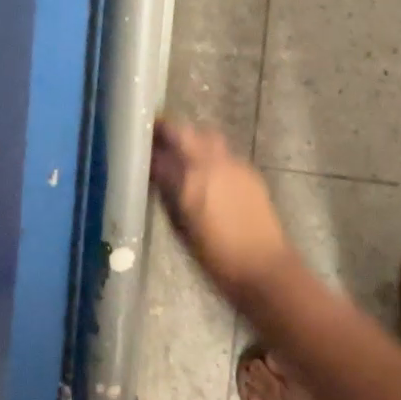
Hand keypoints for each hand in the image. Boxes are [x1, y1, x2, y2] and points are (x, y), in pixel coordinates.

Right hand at [149, 117, 298, 300]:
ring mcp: (234, 165)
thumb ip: (168, 196)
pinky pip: (225, 153)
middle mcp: (211, 165)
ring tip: (182, 152)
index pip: (160, 153)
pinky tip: (208, 173)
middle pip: (185, 132)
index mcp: (190, 182)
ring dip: (191, 138)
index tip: (136, 148)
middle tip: (156, 139)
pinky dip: (211, 154)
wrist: (265, 268)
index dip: (146, 148)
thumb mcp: (181, 230)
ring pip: (207, 136)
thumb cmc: (217, 258)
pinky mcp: (250, 172)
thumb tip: (158, 176)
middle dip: (168, 131)